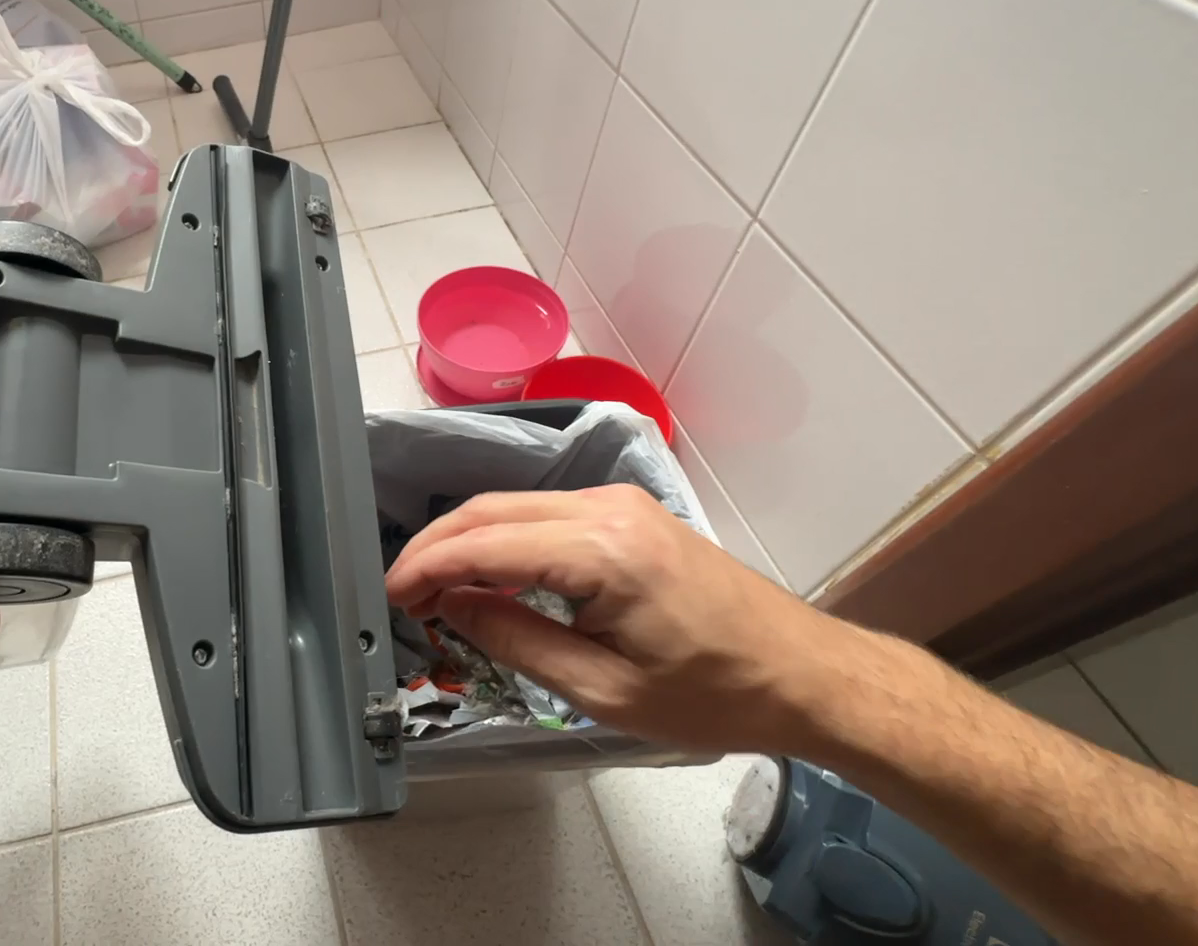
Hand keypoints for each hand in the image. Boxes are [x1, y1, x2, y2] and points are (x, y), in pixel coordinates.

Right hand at [385, 485, 852, 754]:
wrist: (806, 673)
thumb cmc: (712, 695)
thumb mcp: (604, 691)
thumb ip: (516, 639)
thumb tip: (451, 603)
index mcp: (602, 550)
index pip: (485, 542)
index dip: (427, 567)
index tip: (392, 596)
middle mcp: (604, 507)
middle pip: (489, 509)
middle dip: (435, 547)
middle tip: (402, 594)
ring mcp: (617, 502)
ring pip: (510, 505)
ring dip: (463, 541)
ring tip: (432, 588)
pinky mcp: (624, 512)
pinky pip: (540, 514)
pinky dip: (499, 539)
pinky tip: (483, 573)